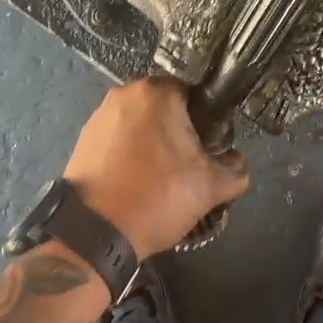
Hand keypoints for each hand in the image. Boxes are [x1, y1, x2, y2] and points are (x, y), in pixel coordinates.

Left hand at [62, 76, 251, 257]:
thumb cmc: (157, 197)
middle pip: (163, 106)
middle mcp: (125, 93)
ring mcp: (100, 114)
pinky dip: (129, 151)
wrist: (96, 231)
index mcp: (156, 92)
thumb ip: (234, 170)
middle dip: (178, 129)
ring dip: (152, 141)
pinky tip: (136, 179)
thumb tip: (238, 163)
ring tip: (161, 176)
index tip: (210, 145)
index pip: (193, 92)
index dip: (206, 118)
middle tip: (189, 163)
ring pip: (139, 121)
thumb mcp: (209, 188)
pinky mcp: (84, 137)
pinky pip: (117, 136)